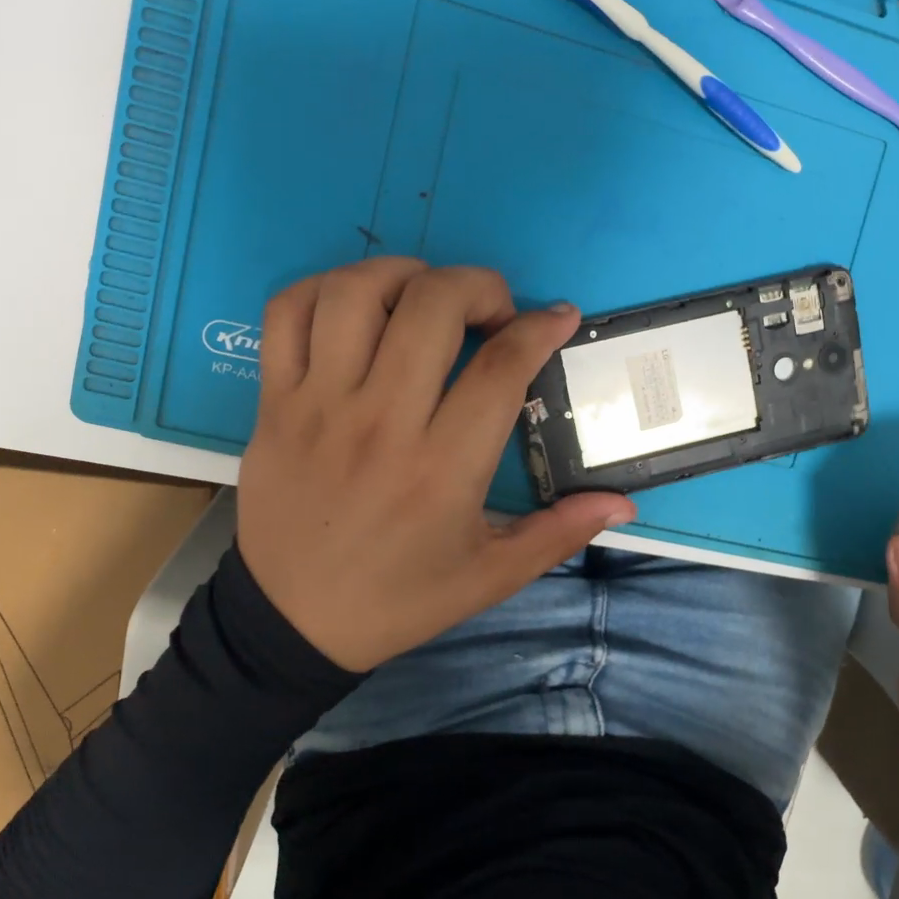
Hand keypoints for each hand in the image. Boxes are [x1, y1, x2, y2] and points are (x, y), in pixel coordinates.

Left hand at [236, 257, 636, 672]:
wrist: (292, 623)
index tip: (558, 318)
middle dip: (480, 286)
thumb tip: (624, 505)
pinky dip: (325, 288)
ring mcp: (319, 405)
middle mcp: (382, 422)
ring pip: (356, 293)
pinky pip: (287, 313)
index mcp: (443, 467)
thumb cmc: (398, 599)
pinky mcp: (274, 401)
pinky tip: (359, 308)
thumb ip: (559, 534)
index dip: (541, 326)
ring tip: (426, 298)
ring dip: (404, 274)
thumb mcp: (490, 578)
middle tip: (494, 313)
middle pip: (432, 304)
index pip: (502, 365)